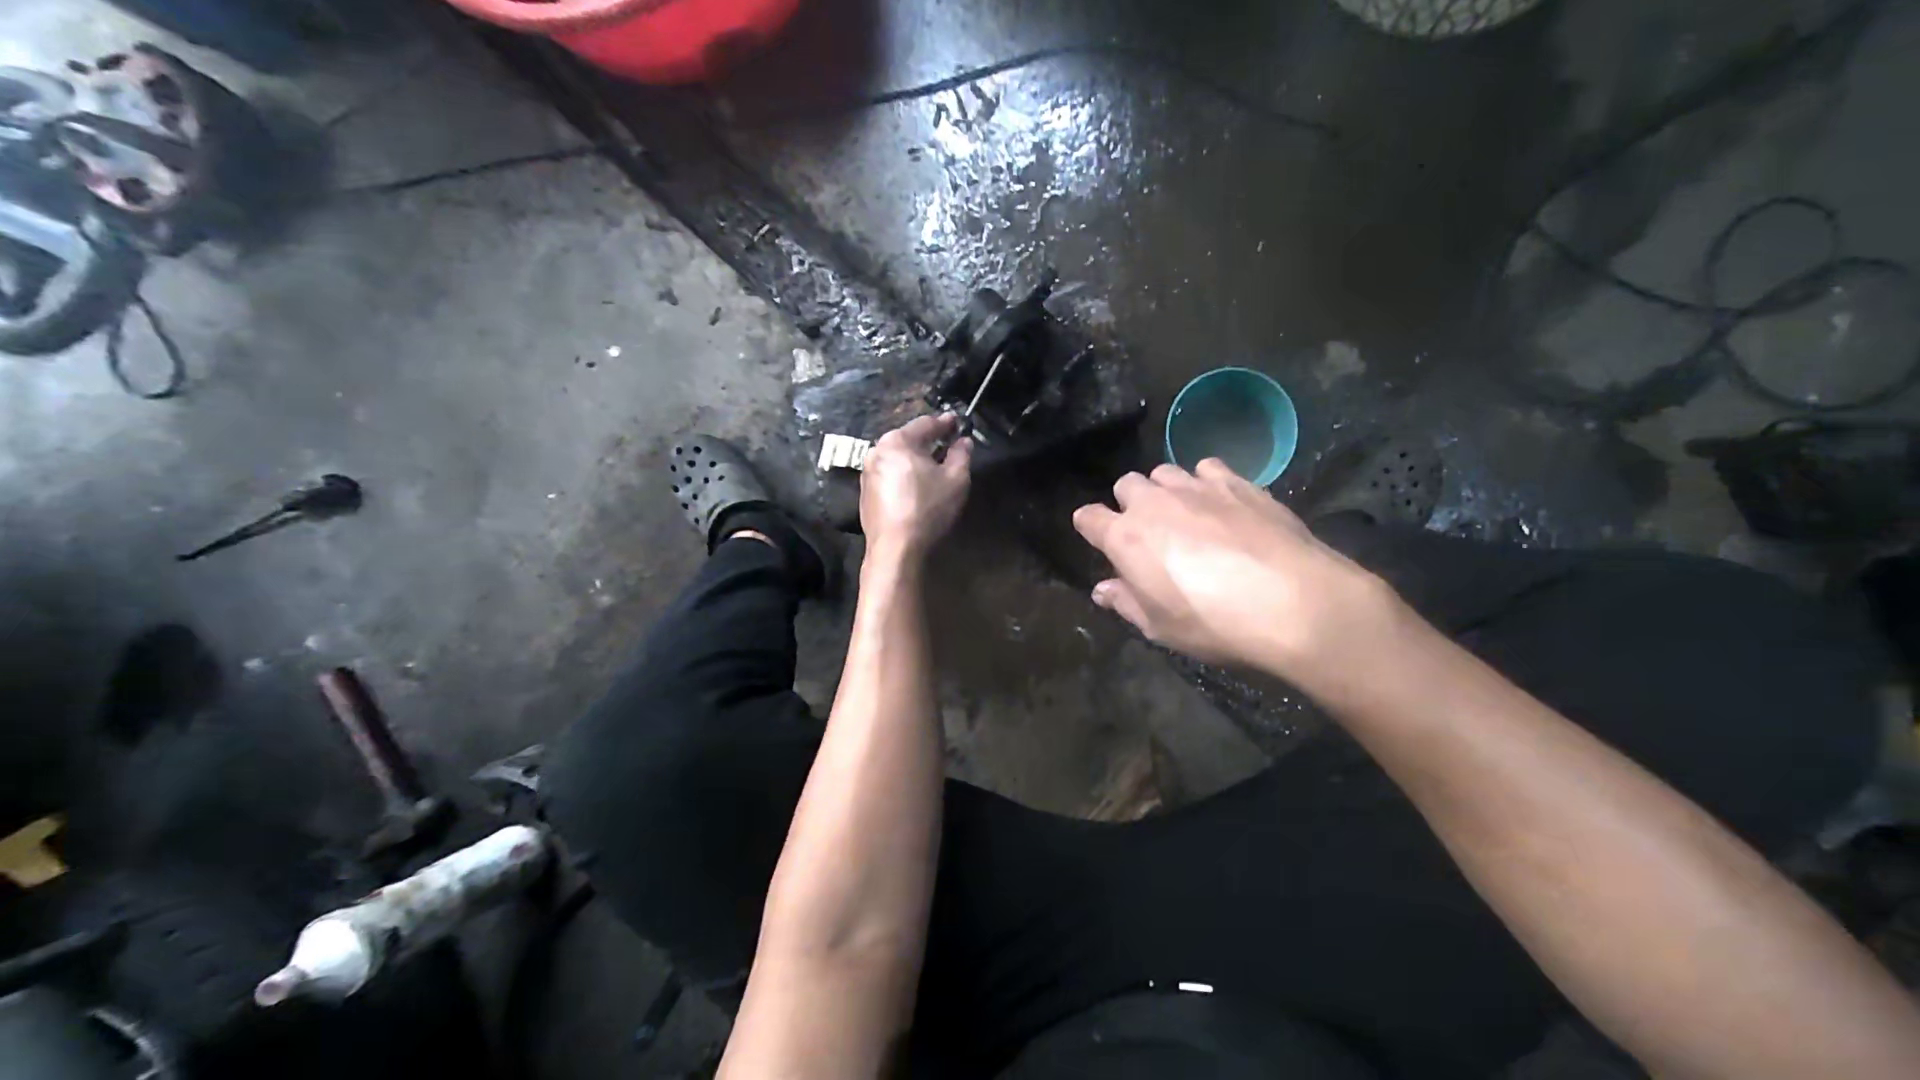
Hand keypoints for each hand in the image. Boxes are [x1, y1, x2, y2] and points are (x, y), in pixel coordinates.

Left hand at [861, 414, 972, 561]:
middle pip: (908, 438)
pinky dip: (904, 473)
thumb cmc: (928, 509)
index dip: (945, 423)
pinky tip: (916, 484)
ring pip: (897, 457)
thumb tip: (963, 441)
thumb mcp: (955, 480)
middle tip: (948, 443)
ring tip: (933, 465)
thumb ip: (961, 455)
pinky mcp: (865, 492)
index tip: (959, 422)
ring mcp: (867, 472)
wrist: (896, 548)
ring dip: (915, 458)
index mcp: (897, 441)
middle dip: (929, 440)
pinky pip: (889, 473)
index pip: (926, 423)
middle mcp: (877, 451)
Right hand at [1071, 460, 1403, 679]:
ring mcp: (1196, 487)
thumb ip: (1126, 602)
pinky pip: (1206, 468)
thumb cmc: (1215, 624)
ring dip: (1165, 490)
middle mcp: (1154, 502)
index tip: (1097, 538)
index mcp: (1126, 538)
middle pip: (1126, 485)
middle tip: (1148, 532)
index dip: (1089, 526)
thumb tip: (1102, 589)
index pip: (1088, 517)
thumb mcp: (1161, 627)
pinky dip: (1205, 482)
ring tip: (1183, 514)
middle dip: (1129, 503)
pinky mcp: (1236, 482)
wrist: (1293, 602)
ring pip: (1164, 472)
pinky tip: (1220, 504)